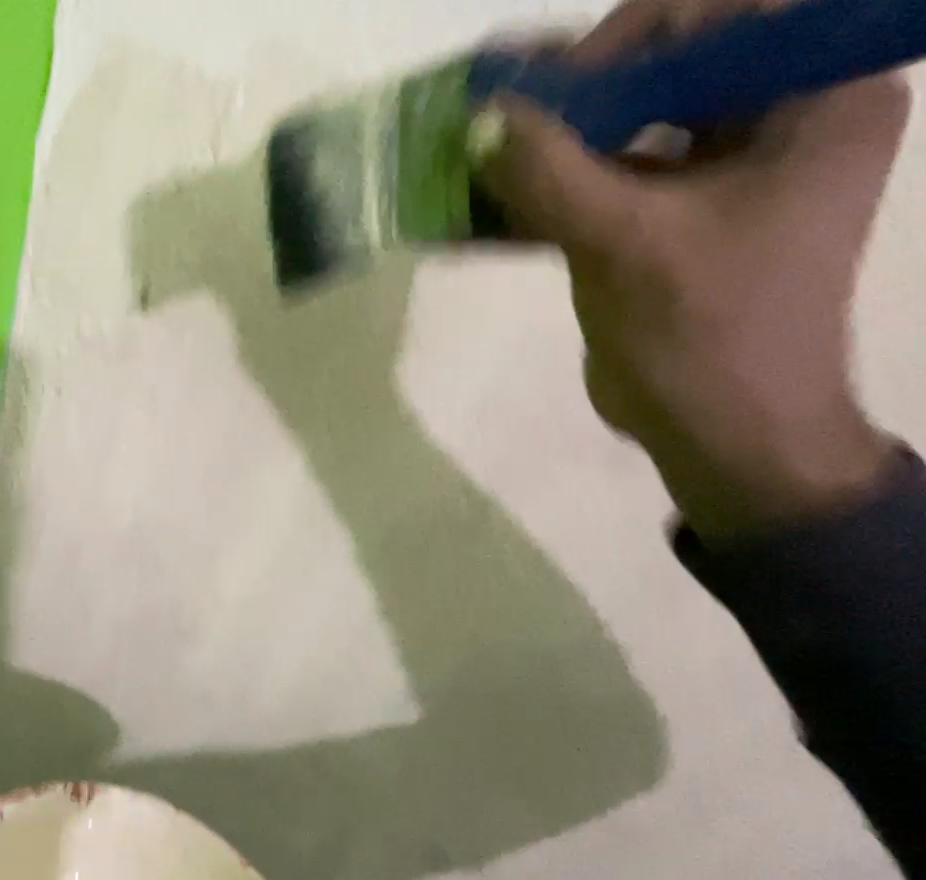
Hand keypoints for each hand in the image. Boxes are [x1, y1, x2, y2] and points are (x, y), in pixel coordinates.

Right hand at [478, 0, 910, 541]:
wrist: (720, 432)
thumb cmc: (706, 332)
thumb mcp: (626, 242)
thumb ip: (550, 173)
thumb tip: (479, 115)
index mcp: (817, 98)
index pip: (720, 18)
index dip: (628, 39)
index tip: (549, 93)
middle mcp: (776, 118)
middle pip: (663, 68)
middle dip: (570, 92)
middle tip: (491, 112)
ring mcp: (715, 171)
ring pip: (620, 127)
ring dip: (542, 143)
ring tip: (467, 149)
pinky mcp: (664, 219)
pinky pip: (597, 182)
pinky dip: (538, 192)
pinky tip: (474, 205)